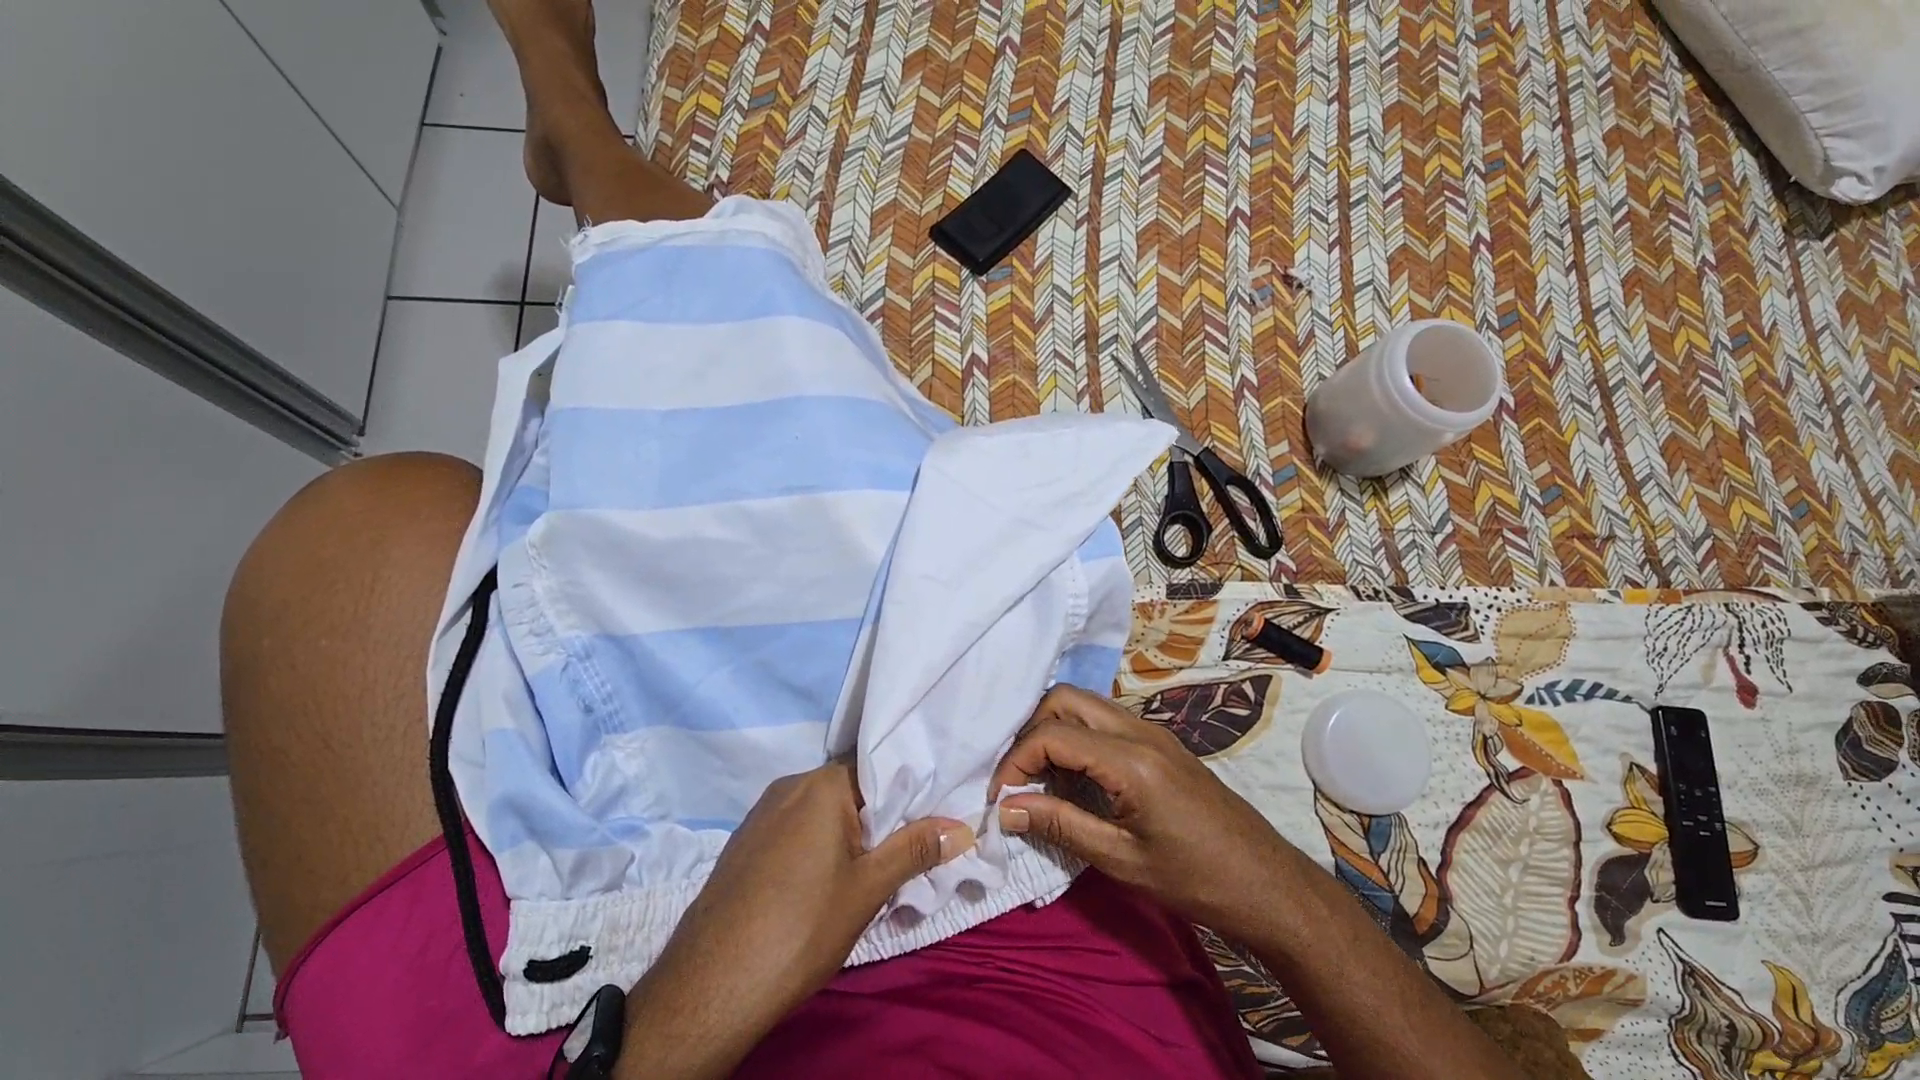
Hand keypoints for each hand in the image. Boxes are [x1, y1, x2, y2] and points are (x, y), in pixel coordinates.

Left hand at [626, 761, 973, 1063]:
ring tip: (875, 876)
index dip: (909, 794)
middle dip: (880, 821)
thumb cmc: (801, 927)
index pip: (877, 769)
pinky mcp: (743, 847)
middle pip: (849, 794)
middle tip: (912, 854)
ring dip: (849, 840)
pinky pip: (794, 835)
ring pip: (820, 817)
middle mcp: (787, 788)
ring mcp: (759, 817)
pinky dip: (818, 852)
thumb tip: (962, 826)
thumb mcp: (868, 889)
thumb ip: (915, 850)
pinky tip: (827, 888)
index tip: (935, 817)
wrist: (713, 984)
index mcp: (819, 784)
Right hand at [988, 684, 1302, 938]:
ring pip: (1086, 706)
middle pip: (1066, 700)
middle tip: (1019, 780)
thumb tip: (1006, 809)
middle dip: (1031, 732)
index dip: (1015, 762)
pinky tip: (1074, 780)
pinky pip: (1107, 723)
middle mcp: (1141, 731)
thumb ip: (1060, 826)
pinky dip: (1079, 739)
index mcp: (1131, 760)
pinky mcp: (1162, 745)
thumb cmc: (1195, 880)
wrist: (1266, 884)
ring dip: (1055, 732)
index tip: (1001, 799)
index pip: (1051, 734)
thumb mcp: (1121, 860)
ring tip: (1040, 781)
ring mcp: (1155, 733)